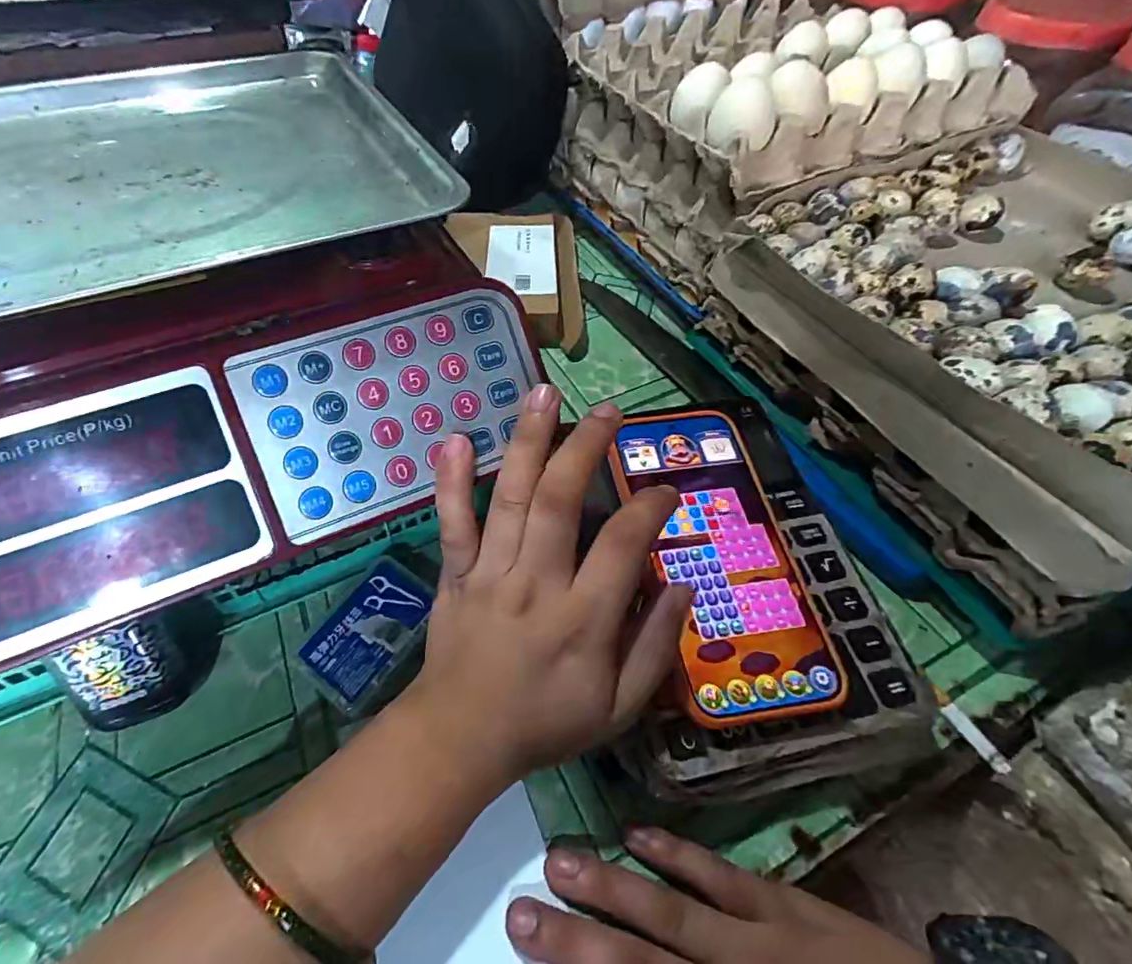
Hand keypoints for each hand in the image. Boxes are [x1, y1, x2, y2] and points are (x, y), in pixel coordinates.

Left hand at [398, 387, 690, 783]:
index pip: (621, 544)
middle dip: (585, 448)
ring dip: (527, 442)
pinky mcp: (454, 574)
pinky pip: (452, 523)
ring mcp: (489, 574)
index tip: (665, 487)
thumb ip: (655, 649)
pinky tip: (454, 438)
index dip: (649, 507)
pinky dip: (451, 481)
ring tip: (542, 394)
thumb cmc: (544, 723)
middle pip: (559, 501)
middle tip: (608, 411)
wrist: (460, 737)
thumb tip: (680, 587)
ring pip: (509, 498)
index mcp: (582, 619)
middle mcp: (535, 584)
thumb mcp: (617, 708)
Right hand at [506, 826, 925, 962]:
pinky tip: (639, 834)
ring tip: (560, 859)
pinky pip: (727, 879)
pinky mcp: (794, 908)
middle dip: (581, 940)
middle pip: (647, 960)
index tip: (534, 952)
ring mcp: (770, 941)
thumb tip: (647, 959)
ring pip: (678, 913)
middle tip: (521, 913)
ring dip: (615, 888)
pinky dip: (680, 856)